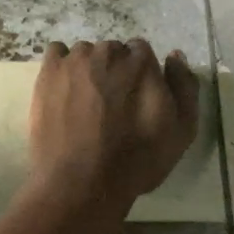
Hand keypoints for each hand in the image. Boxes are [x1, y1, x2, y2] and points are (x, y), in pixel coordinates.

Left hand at [28, 39, 200, 209]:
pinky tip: (64, 89)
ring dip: (88, 69)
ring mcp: (75, 61)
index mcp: (142, 61)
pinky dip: (61, 66)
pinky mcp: (49, 72)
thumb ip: (184, 87)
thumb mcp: (181, 131)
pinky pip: (56, 53)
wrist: (82, 182)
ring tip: (85, 101)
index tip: (135, 98)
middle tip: (111, 104)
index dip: (140, 74)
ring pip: (85, 53)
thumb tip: (175, 55)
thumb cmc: (137, 160)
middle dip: (114, 70)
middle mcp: (108, 52)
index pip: (141, 51)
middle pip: (113, 51)